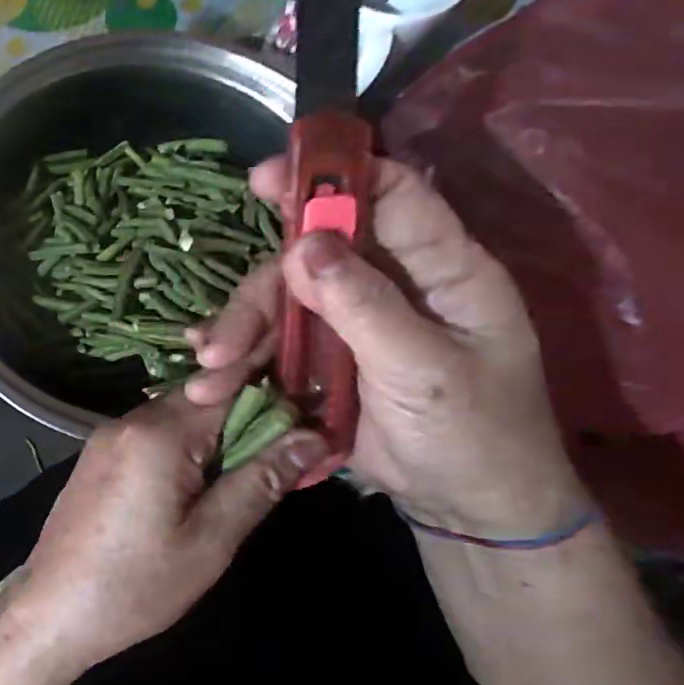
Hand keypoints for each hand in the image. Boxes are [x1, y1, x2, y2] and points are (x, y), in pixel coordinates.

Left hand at [16, 392, 328, 677]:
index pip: (227, 389)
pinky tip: (204, 484)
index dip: (275, 401)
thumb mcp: (210, 539)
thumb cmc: (136, 583)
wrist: (54, 607)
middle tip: (292, 458)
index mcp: (155, 433)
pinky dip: (183, 452)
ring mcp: (105, 439)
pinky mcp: (96, 459)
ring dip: (216, 440)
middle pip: (199, 401)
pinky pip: (150, 440)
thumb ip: (261, 481)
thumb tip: (315, 438)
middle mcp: (126, 422)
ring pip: (175, 421)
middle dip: (248, 422)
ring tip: (254, 475)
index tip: (312, 423)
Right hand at [184, 156, 589, 539]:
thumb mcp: (423, 368)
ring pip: (276, 303)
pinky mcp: (318, 356)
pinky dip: (237, 356)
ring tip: (208, 381)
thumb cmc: (475, 434)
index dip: (331, 177)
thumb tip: (302, 244)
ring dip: (237, 337)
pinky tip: (210, 378)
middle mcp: (387, 283)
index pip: (390, 198)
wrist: (466, 507)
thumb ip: (364, 305)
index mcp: (441, 270)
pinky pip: (268, 341)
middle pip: (305, 260)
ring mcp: (347, 320)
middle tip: (216, 343)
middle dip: (255, 298)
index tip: (265, 178)